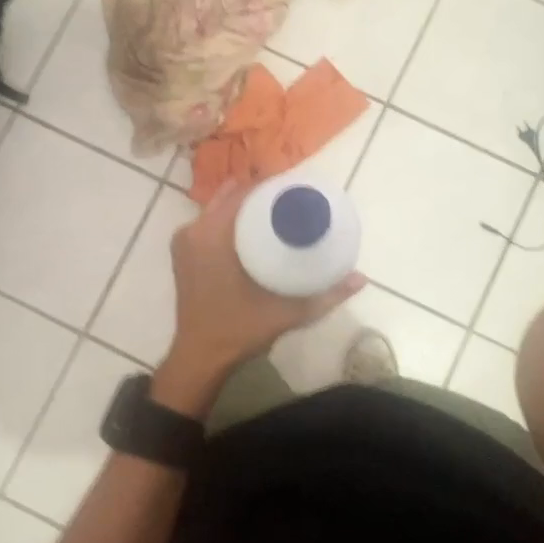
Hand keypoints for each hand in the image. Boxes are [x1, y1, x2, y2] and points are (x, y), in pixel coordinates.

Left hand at [162, 181, 365, 394]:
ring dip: (243, 207)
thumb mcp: (286, 313)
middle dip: (259, 194)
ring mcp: (184, 243)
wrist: (199, 357)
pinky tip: (253, 229)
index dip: (269, 184)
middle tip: (290, 199)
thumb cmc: (238, 330)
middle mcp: (193, 231)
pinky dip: (228, 222)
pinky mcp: (183, 255)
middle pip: (229, 198)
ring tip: (275, 210)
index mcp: (212, 235)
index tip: (295, 186)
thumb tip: (361, 278)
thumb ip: (325, 296)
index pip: (242, 193)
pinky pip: (208, 225)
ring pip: (217, 211)